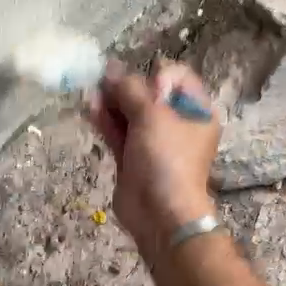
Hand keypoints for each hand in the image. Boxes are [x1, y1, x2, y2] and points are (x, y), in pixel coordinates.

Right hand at [87, 61, 221, 257]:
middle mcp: (177, 124)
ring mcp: (153, 142)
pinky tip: (90, 110)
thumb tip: (110, 72)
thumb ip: (129, 89)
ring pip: (130, 114)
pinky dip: (106, 121)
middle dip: (125, 87)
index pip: (176, 77)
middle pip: (148, 94)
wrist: (160, 212)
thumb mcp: (152, 116)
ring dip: (110, 103)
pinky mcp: (133, 158)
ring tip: (91, 95)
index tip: (145, 88)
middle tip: (103, 83)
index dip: (156, 75)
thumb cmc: (166, 158)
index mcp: (196, 110)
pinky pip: (119, 133)